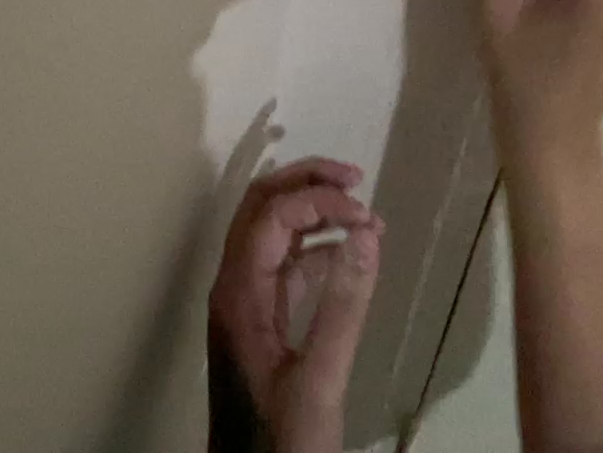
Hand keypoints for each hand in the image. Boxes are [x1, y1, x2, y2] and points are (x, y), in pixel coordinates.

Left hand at [208, 158, 382, 452]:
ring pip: (270, 229)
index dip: (319, 199)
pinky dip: (317, 244)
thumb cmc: (283, 441)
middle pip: (260, 206)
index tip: (366, 214)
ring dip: (313, 210)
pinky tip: (350, 251)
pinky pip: (285, 262)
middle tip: (355, 178)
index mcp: (239, 292)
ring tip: (363, 213)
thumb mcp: (320, 379)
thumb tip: (368, 230)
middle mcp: (234, 284)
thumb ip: (343, 306)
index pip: (272, 214)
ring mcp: (246, 300)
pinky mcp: (262, 318)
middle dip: (306, 180)